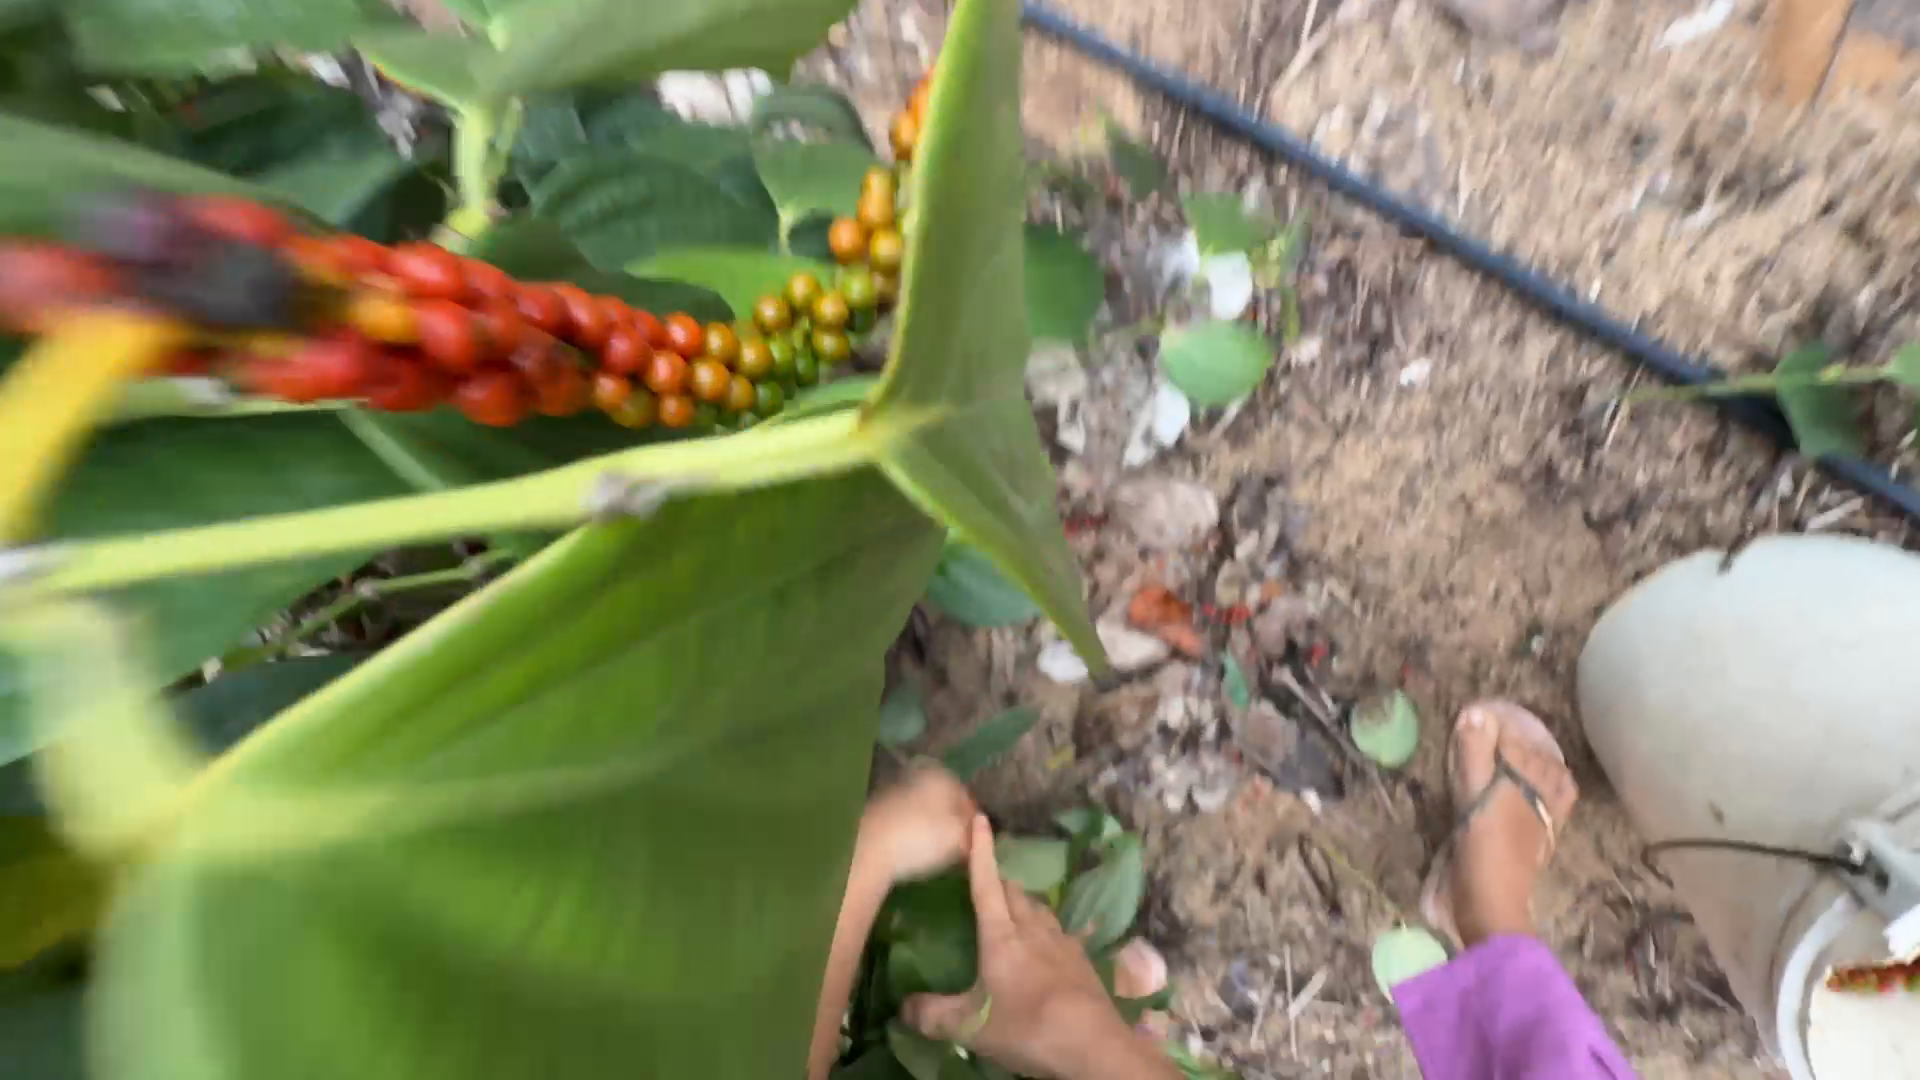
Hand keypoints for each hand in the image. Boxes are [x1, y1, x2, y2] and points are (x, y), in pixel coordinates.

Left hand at [857, 764, 976, 884]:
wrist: (868, 849)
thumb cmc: (921, 838)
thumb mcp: (958, 838)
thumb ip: (972, 833)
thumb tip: (976, 833)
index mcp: (941, 775)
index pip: (968, 797)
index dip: (974, 822)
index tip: (976, 843)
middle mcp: (919, 776)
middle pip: (945, 801)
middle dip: (953, 822)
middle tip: (959, 848)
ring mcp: (896, 790)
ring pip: (925, 810)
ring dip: (932, 828)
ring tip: (937, 854)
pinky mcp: (879, 809)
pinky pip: (906, 820)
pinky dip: (913, 833)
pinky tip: (914, 851)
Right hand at [900, 816, 1166, 1079]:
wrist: (1092, 1045)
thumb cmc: (1027, 1026)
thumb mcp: (972, 1026)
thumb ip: (934, 1015)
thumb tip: (902, 1007)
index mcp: (1001, 934)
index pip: (986, 882)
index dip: (981, 849)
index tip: (980, 819)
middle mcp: (1032, 926)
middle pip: (1013, 891)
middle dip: (998, 882)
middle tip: (984, 886)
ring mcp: (1061, 940)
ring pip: (1038, 908)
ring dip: (1023, 905)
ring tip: (1013, 914)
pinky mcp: (1081, 957)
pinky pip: (1061, 933)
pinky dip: (1047, 932)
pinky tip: (1048, 947)